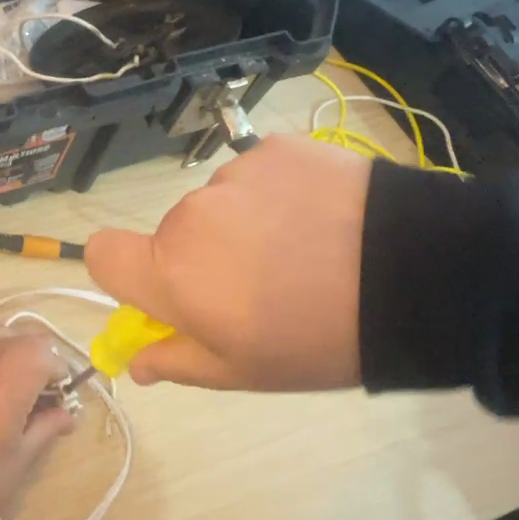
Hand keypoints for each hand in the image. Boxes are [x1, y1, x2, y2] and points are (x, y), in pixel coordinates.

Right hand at [84, 134, 370, 391]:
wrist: (418, 274)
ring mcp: (232, 175)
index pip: (100, 253)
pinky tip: (320, 217)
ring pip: (216, 205)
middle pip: (170, 235)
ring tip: (303, 250)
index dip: (125, 274)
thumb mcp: (244, 371)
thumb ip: (176, 360)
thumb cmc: (319, 338)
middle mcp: (188, 216)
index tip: (166, 292)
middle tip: (262, 285)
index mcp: (171, 272)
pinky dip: (276, 195)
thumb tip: (135, 362)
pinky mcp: (274, 148)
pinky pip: (255, 174)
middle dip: (201, 258)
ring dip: (242, 225)